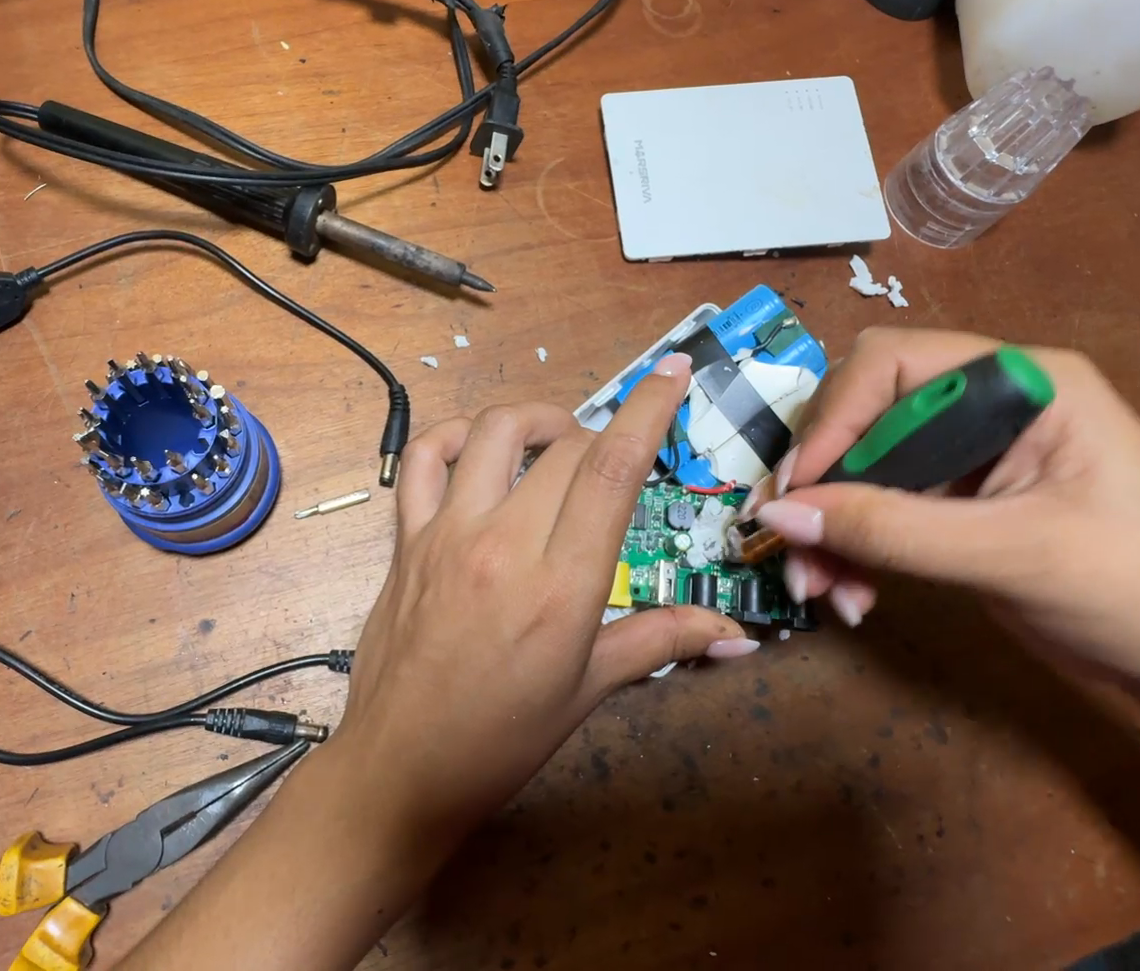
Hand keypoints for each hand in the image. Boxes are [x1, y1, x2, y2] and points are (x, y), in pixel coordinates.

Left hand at [328, 352, 754, 838]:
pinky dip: (455, 436)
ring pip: (494, 433)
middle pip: (565, 447)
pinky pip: (423, 459)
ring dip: (535, 420)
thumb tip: (736, 635)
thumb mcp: (588, 691)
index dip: (647, 410)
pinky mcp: (406, 538)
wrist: (403, 765)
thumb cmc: (503, 737)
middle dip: (600, 435)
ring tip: (555, 441)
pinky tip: (479, 451)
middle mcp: (504, 543)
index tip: (672, 373)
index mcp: (561, 585)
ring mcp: (446, 534)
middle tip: (610, 461)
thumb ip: (660, 642)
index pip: (613, 470)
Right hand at [745, 327, 1139, 694]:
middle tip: (791, 547)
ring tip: (818, 589)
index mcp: (1019, 384)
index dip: (831, 419)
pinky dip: (851, 551)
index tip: (796, 491)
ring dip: (826, 528)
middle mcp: (984, 408)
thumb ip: (889, 530)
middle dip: (819, 486)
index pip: (889, 364)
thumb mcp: (1013, 555)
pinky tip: (852, 595)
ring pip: (858, 472)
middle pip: (860, 418)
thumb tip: (776, 515)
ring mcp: (968, 459)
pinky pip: (876, 513)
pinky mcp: (956, 506)